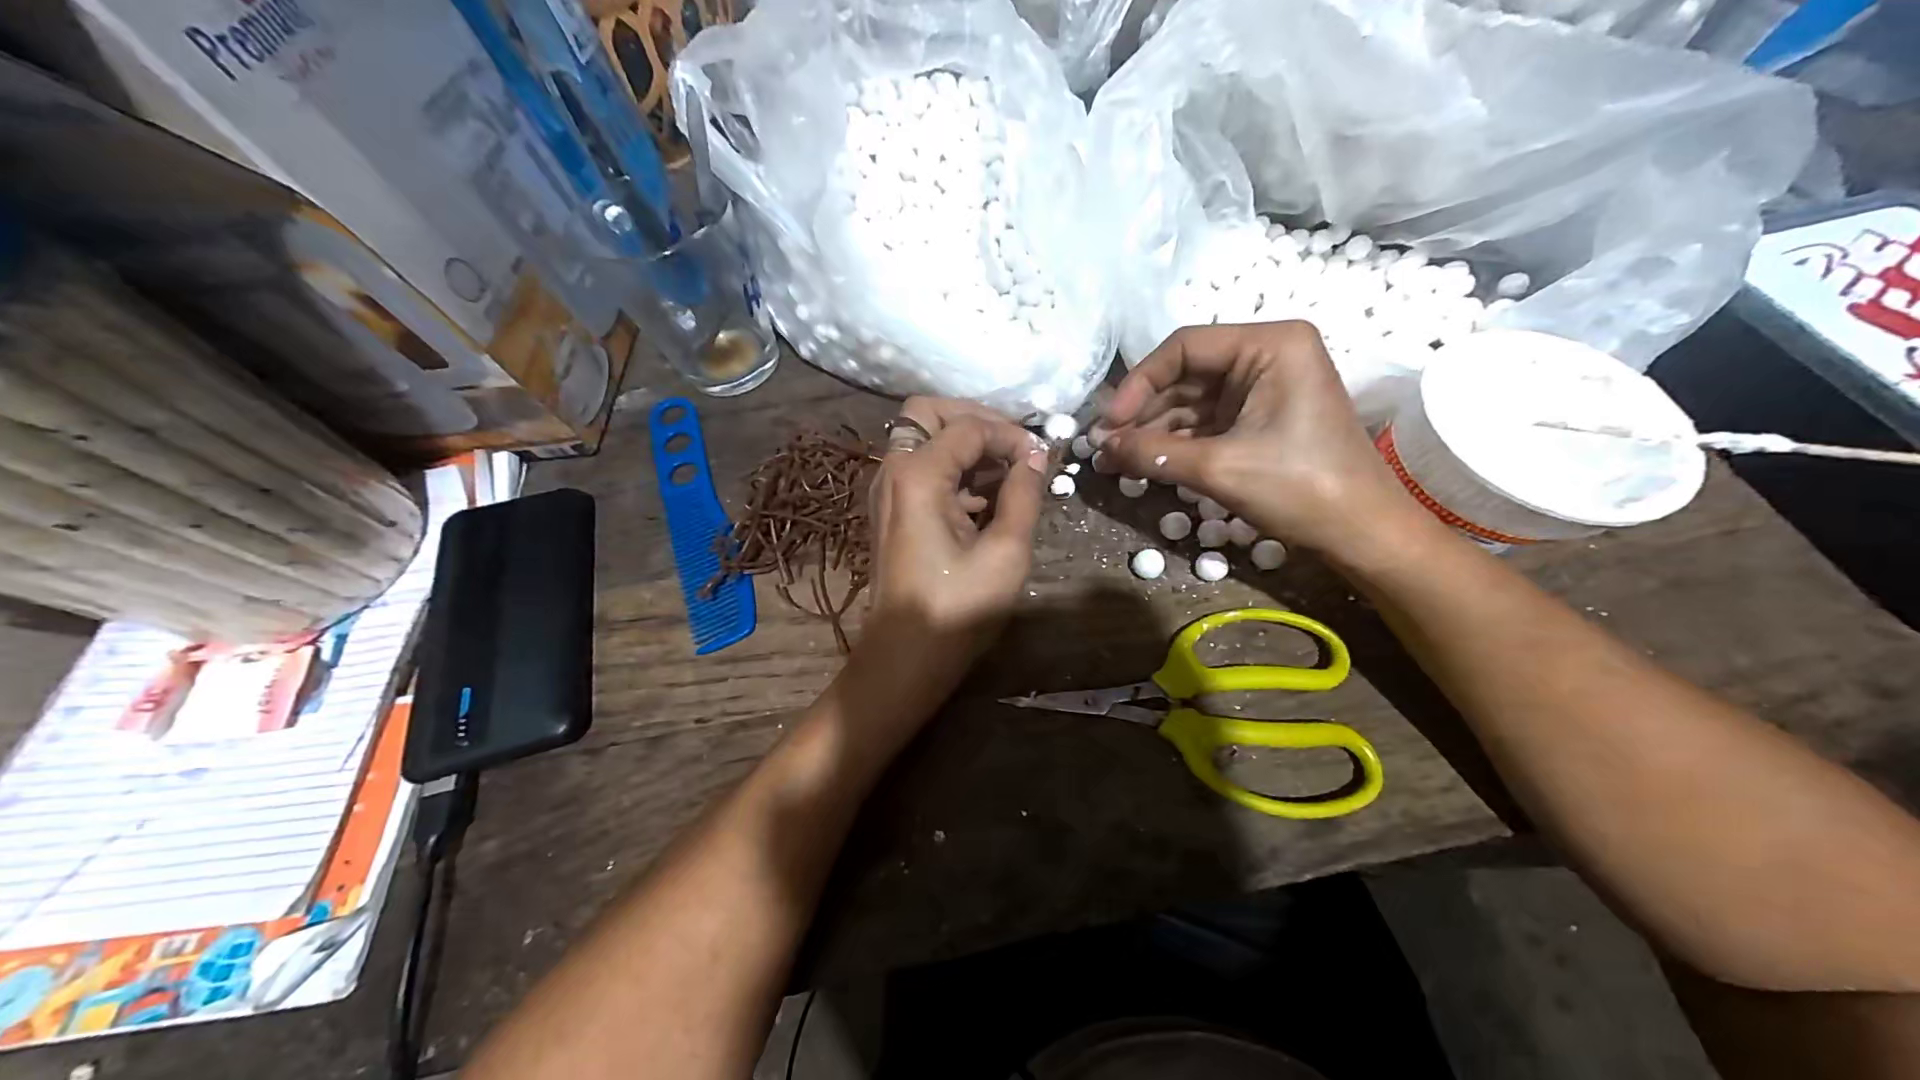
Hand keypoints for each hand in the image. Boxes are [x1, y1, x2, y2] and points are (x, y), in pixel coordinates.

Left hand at [860, 397, 1048, 689]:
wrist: (904, 657)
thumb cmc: (958, 609)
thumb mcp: (1006, 552)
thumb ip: (1024, 494)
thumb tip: (1037, 455)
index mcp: (917, 475)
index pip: (969, 428)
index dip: (1011, 435)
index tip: (1042, 459)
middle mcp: (892, 472)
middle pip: (929, 414)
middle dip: (976, 421)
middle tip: (1015, 445)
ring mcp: (886, 492)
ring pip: (922, 440)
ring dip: (965, 446)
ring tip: (1008, 472)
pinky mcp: (891, 511)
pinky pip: (920, 469)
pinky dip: (952, 469)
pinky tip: (985, 498)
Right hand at [1095, 322, 1427, 555]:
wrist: (1362, 533)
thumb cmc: (1301, 488)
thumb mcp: (1220, 468)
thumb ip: (1154, 452)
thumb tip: (1099, 447)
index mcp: (1270, 345)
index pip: (1184, 347)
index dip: (1139, 383)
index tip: (1110, 423)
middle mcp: (1267, 356)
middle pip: (1185, 375)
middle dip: (1142, 413)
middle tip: (1104, 447)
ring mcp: (1263, 388)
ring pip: (1190, 401)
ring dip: (1153, 432)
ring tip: (1114, 461)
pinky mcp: (1260, 419)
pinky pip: (1205, 422)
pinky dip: (1175, 443)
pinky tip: (1142, 463)